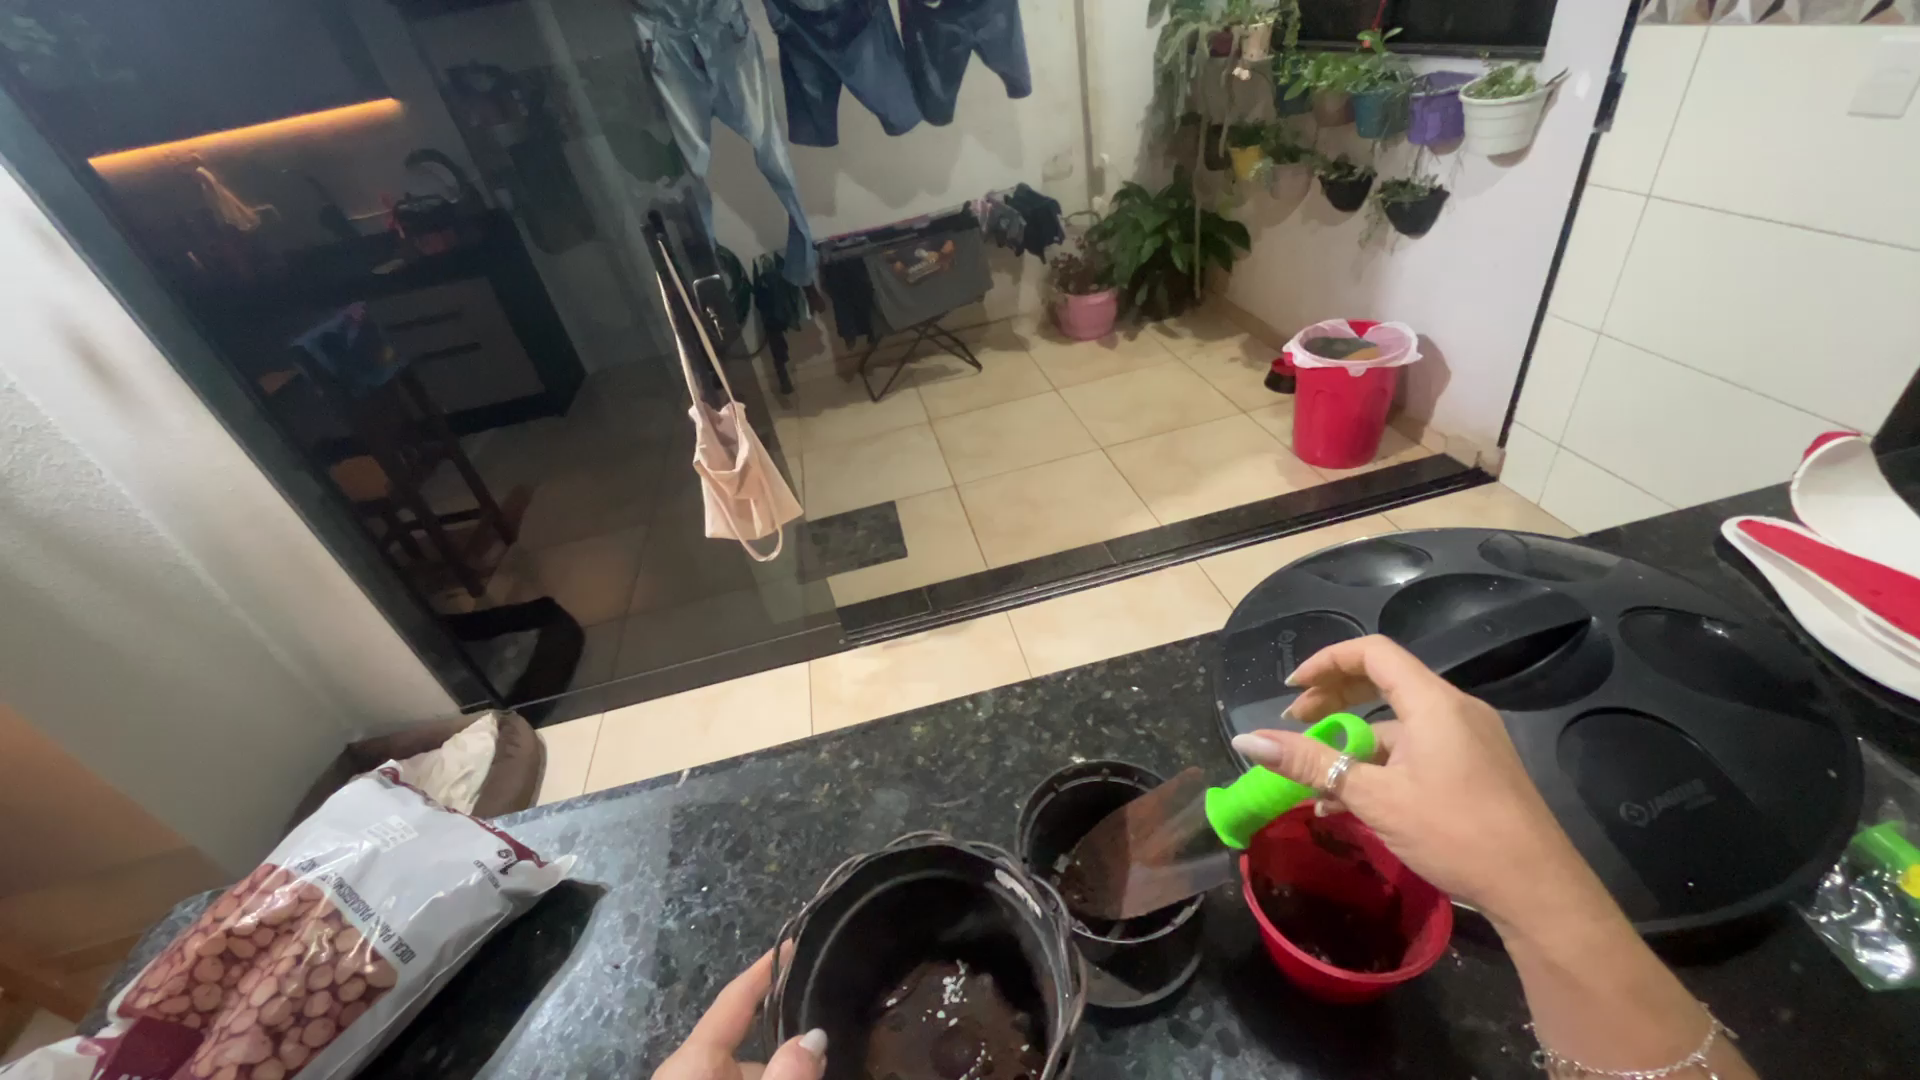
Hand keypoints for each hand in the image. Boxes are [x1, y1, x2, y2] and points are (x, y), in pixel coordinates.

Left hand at [651, 951, 827, 1079]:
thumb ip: (785, 1076)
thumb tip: (816, 1037)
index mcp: (694, 1061)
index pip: (736, 997)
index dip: (767, 967)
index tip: (797, 941)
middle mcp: (691, 1069)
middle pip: (748, 1034)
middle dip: (787, 1023)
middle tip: (831, 1007)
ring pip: (749, 1065)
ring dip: (782, 1062)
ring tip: (824, 1053)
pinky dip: (770, 1074)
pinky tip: (800, 1074)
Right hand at [1230, 635, 1607, 931]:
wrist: (1541, 895)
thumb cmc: (1456, 834)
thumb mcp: (1373, 797)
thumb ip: (1308, 763)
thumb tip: (1246, 741)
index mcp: (1433, 702)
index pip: (1372, 653)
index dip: (1325, 662)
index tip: (1291, 691)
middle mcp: (1453, 709)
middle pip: (1381, 680)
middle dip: (1331, 698)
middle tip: (1295, 723)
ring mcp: (1467, 739)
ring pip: (1395, 721)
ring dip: (1349, 739)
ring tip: (1313, 772)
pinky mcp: (1473, 766)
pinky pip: (1413, 748)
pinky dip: (1376, 762)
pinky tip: (1347, 799)